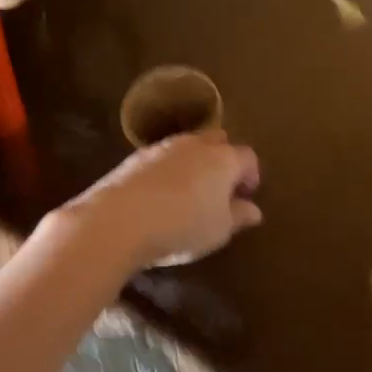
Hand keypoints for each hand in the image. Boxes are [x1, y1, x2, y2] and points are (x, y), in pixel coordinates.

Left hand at [50, 131, 261, 268]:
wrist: (117, 220)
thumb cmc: (182, 226)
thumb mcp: (219, 230)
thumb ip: (239, 216)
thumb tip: (254, 210)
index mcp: (224, 159)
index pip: (247, 157)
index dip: (251, 175)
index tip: (246, 195)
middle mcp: (197, 144)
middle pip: (218, 141)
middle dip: (223, 159)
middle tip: (220, 188)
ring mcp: (164, 147)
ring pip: (188, 146)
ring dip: (194, 163)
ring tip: (188, 192)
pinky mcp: (136, 157)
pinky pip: (162, 158)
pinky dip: (168, 170)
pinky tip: (160, 195)